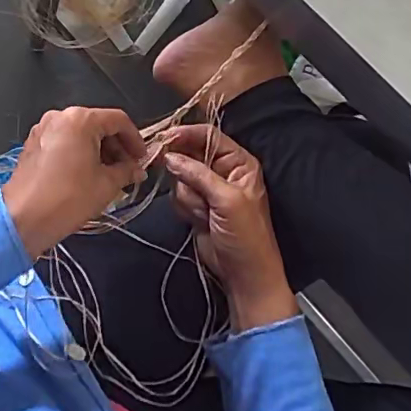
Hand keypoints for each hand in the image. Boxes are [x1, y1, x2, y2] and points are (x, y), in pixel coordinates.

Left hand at [3, 107, 146, 257]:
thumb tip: (137, 169)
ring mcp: (43, 128)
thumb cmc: (69, 198)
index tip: (143, 159)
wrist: (22, 221)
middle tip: (129, 169)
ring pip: (81, 133)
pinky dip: (80, 153)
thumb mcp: (106, 184)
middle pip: (98, 124)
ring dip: (99, 151)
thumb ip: (127, 170)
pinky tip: (88, 174)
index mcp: (80, 119)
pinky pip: (65, 141)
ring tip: (110, 175)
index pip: (118, 120)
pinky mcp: (33, 144)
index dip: (136, 139)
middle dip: (117, 146)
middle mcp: (60, 116)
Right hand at [160, 125, 298, 332]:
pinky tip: (199, 221)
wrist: (243, 275)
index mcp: (239, 162)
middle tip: (174, 175)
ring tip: (205, 213)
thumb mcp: (227, 200)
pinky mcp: (197, 206)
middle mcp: (223, 171)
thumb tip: (170, 156)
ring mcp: (208, 189)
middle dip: (185, 170)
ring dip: (189, 196)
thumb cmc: (245, 236)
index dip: (186, 134)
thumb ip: (199, 174)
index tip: (164, 138)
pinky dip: (185, 207)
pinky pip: (179, 196)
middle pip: (190, 154)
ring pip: (181, 177)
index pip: (208, 136)